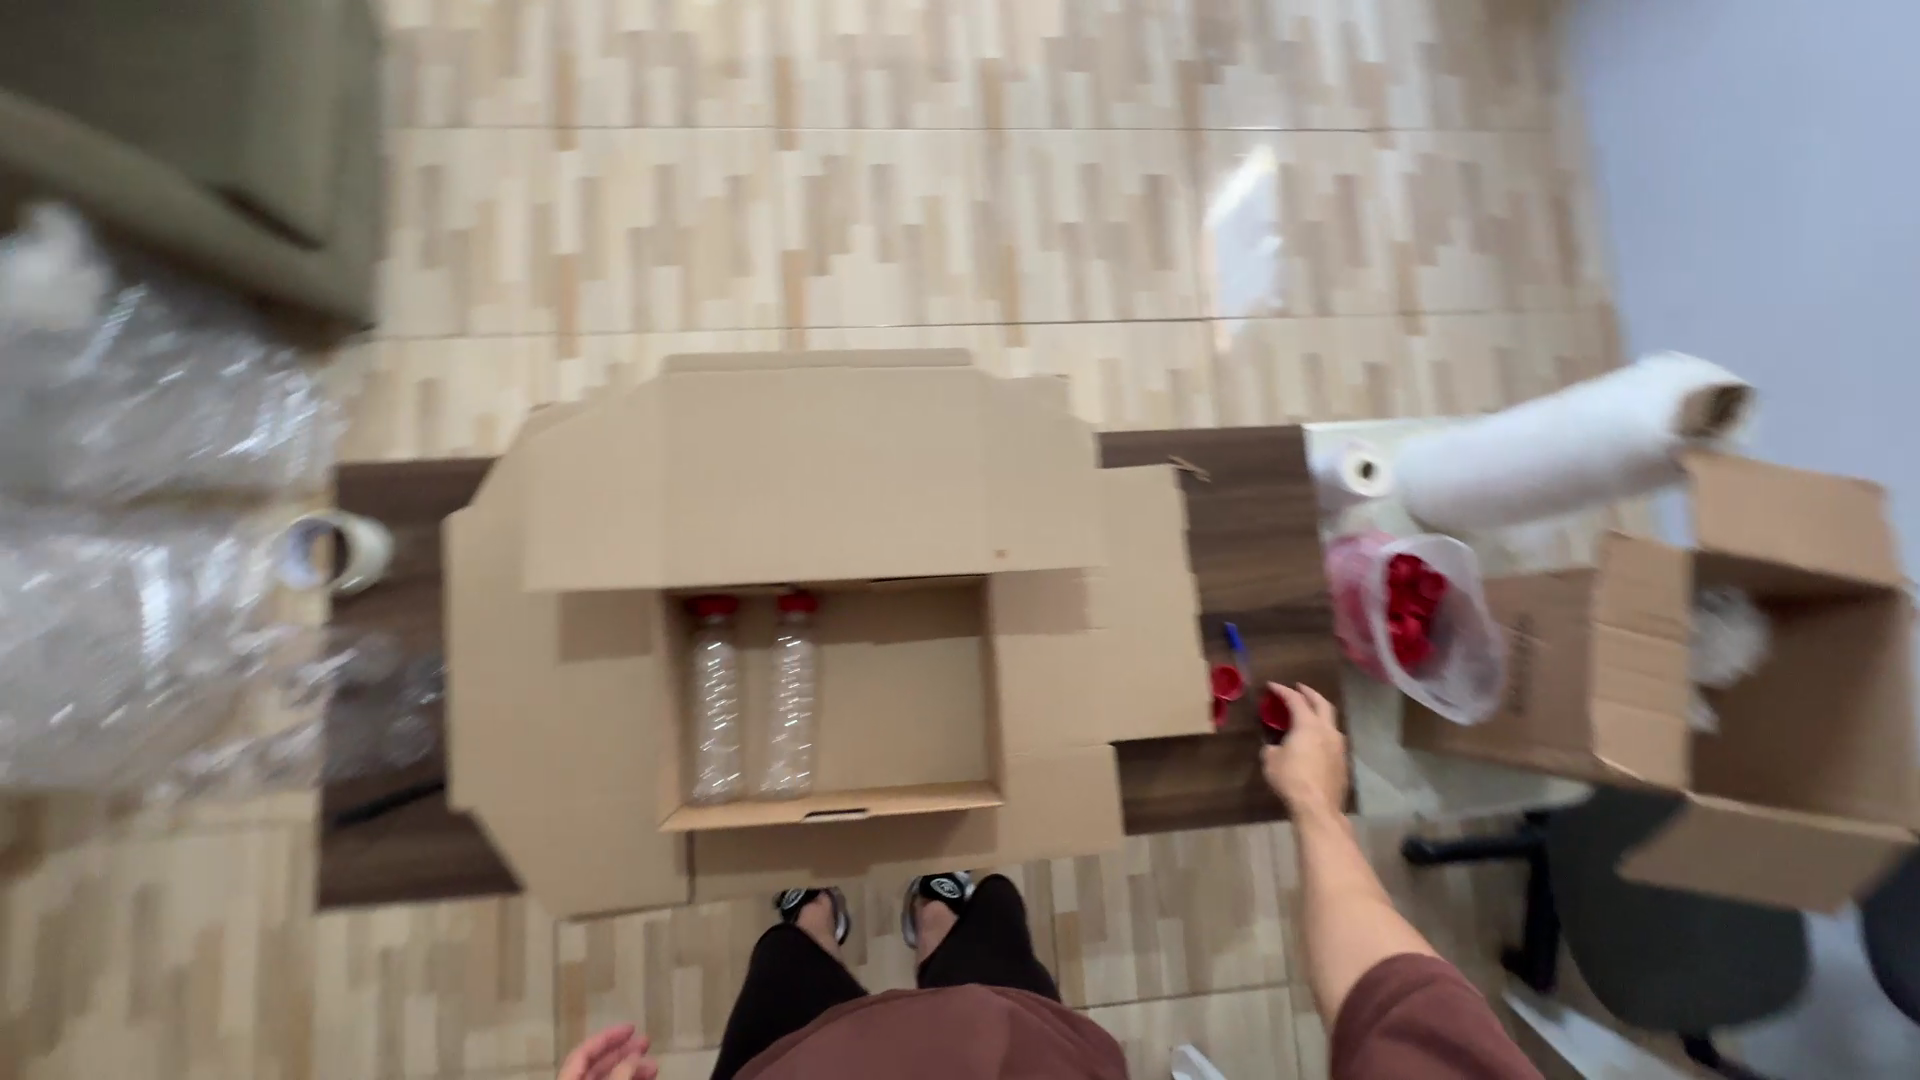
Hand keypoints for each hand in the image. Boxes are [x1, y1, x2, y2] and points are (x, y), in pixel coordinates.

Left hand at [560, 1025, 656, 1079]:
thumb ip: (620, 1073)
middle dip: (624, 1053)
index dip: (607, 1037)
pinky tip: (644, 1079)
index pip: (584, 1051)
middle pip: (596, 1065)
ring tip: (654, 1067)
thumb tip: (635, 1055)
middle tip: (647, 1044)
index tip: (632, 1028)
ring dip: (631, 1070)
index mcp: (567, 1079)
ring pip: (607, 1079)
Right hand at [1260, 683, 1347, 817]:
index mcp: (1308, 725)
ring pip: (1331, 721)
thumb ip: (1273, 747)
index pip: (1295, 700)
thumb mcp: (1270, 759)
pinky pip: (1333, 738)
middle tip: (1299, 687)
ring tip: (1309, 713)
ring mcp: (1339, 747)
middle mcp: (1327, 731)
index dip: (1282, 690)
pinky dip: (1323, 731)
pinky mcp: (1343, 762)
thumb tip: (1277, 747)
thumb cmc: (1290, 778)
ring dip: (1320, 712)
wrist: (1317, 807)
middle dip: (1309, 693)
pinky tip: (1315, 739)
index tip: (1271, 685)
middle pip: (1322, 703)